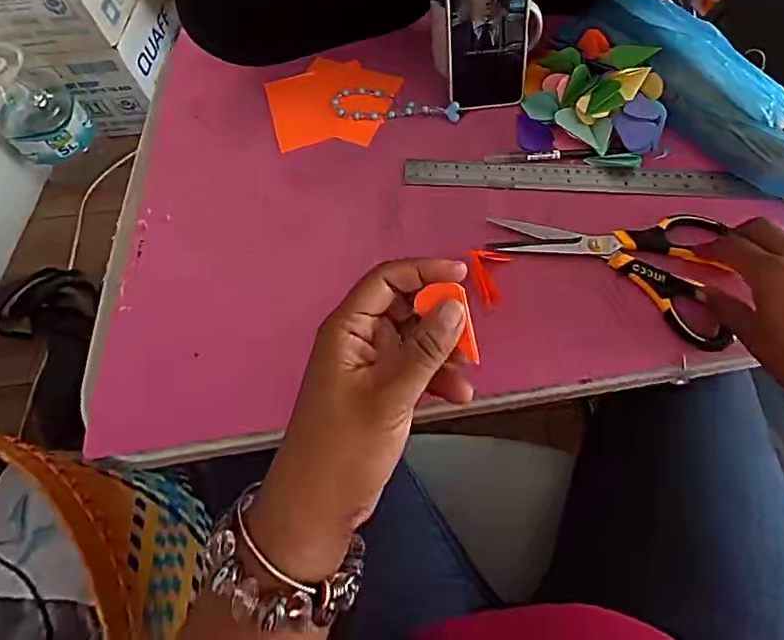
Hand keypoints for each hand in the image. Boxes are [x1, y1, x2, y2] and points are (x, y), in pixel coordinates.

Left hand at [247, 259, 473, 579]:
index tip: (460, 275)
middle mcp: (359, 338)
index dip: (424, 270)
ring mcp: (371, 364)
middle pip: (406, 306)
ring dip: (443, 350)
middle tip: (467, 334)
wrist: (316, 512)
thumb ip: (426, 349)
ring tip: (465, 371)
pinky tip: (456, 394)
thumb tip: (454, 306)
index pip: (388, 280)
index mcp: (348, 328)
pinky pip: (417, 366)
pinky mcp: (383, 388)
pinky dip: (438, 375)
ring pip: (416, 337)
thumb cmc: (341, 451)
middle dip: (440, 316)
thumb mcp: (390, 396)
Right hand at [702, 219, 783, 484]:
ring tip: (755, 258)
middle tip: (722, 251)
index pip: (730, 246)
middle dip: (736, 233)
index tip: (696, 253)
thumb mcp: (759, 342)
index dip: (709, 247)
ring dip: (765, 237)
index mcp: (770, 271)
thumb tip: (704, 292)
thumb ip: (728, 311)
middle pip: (760, 227)